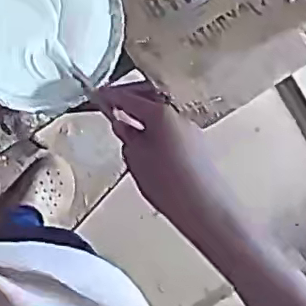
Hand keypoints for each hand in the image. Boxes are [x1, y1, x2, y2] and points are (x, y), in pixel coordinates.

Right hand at [97, 84, 242, 239]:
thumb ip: (125, 135)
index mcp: (161, 112)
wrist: (207, 210)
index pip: (129, 96)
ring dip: (143, 114)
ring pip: (161, 112)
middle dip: (129, 100)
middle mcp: (179, 115)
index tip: (98, 95)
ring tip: (127, 125)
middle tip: (111, 106)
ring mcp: (190, 129)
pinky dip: (156, 127)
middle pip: (149, 97)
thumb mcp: (134, 156)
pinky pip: (171, 126)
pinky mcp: (197, 144)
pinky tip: (147, 140)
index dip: (110, 95)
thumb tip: (122, 125)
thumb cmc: (169, 183)